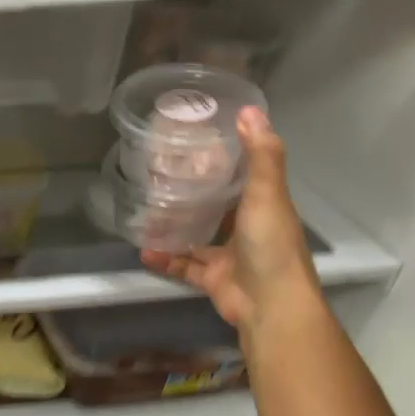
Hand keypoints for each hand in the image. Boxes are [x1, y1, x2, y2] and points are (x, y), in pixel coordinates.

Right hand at [144, 106, 320, 332]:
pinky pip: (183, 266)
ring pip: (197, 235)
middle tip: (160, 175)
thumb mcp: (267, 194)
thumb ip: (260, 155)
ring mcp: (228, 255)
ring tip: (145, 210)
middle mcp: (247, 227)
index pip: (244, 174)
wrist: (270, 305)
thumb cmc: (271, 245)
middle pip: (217, 205)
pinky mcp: (211, 278)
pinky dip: (164, 259)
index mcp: (264, 204)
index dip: (224, 158)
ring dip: (173, 226)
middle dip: (193, 192)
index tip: (197, 141)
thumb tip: (247, 109)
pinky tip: (143, 249)